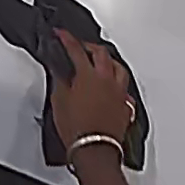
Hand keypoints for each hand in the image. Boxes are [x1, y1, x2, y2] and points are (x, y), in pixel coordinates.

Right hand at [50, 28, 131, 159]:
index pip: (76, 49)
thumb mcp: (59, 100)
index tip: (61, 33)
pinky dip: (118, 83)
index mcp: (88, 75)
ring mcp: (118, 93)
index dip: (67, 38)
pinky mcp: (125, 106)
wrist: (94, 151)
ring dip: (108, 60)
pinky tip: (114, 86)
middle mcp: (107, 80)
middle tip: (79, 45)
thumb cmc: (77, 129)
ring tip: (101, 61)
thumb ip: (60, 80)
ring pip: (118, 67)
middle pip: (101, 53)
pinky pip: (124, 88)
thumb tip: (59, 71)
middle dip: (89, 46)